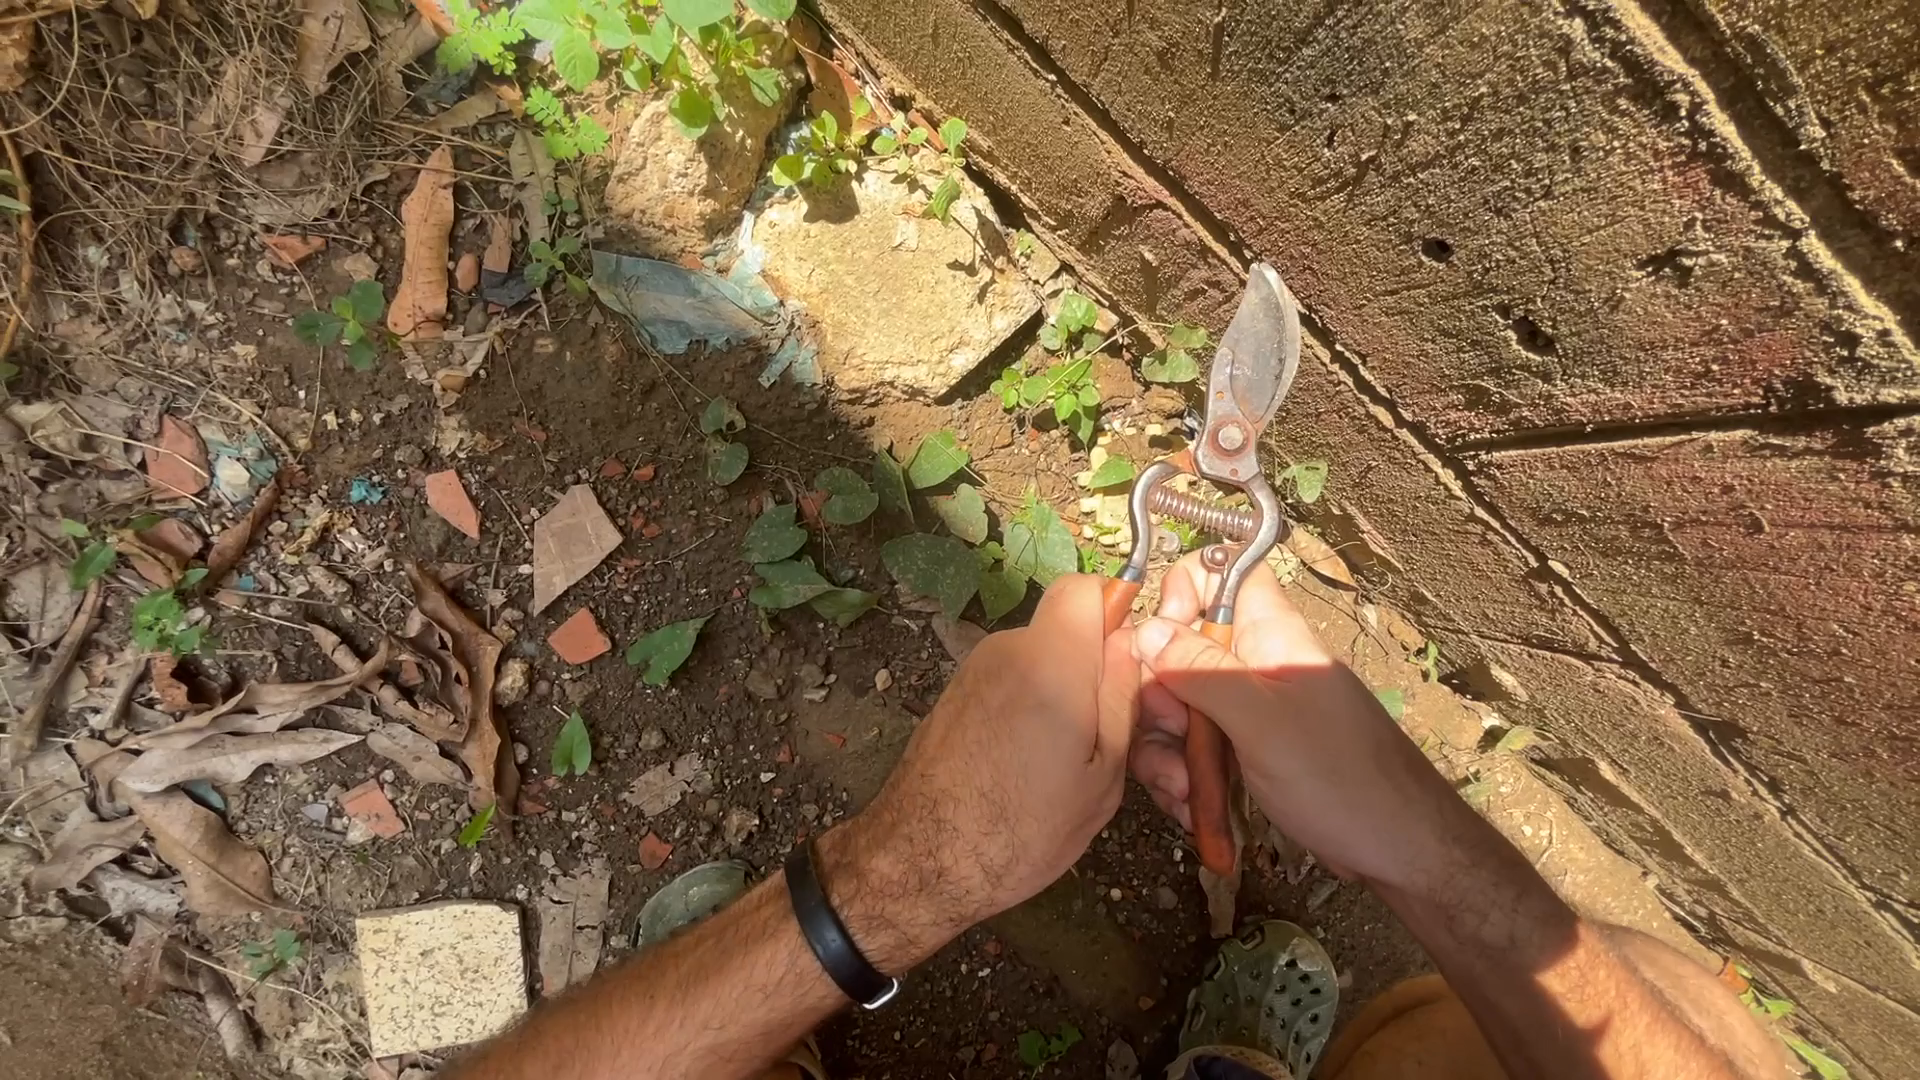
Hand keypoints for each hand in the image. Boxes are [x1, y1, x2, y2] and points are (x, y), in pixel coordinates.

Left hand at [831, 574, 1135, 964]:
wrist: (918, 858)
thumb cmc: (1023, 828)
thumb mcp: (1101, 776)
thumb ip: (1121, 699)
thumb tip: (1131, 642)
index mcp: (1049, 660)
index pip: (1084, 587)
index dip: (1113, 613)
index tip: (1125, 667)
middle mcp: (1007, 648)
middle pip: (1065, 628)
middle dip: (1092, 666)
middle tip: (1109, 734)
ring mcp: (975, 667)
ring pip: (1040, 656)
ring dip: (1061, 691)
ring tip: (1067, 760)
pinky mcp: (957, 689)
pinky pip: (1011, 677)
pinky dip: (1030, 704)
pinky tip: (1027, 761)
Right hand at [1128, 553, 1476, 891]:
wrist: (1396, 855)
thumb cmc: (1339, 776)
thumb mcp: (1262, 719)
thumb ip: (1200, 668)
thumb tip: (1145, 628)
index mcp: (1268, 634)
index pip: (1224, 572)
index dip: (1186, 587)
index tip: (1164, 631)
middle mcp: (1250, 663)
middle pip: (1178, 647)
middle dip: (1159, 694)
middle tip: (1173, 731)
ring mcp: (1241, 710)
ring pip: (1175, 704)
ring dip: (1164, 749)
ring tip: (1183, 792)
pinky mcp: (1236, 751)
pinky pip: (1187, 747)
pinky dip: (1180, 776)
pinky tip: (1190, 808)